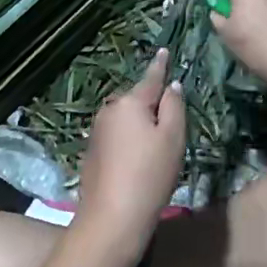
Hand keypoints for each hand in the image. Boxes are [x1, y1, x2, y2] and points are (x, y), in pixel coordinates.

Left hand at [74, 49, 184, 246]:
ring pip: (125, 117)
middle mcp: (109, 109)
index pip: (150, 78)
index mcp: (129, 101)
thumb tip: (171, 85)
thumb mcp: (173, 138)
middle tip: (172, 123)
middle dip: (151, 103)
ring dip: (139, 123)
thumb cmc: (150, 174)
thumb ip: (174, 106)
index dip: (160, 65)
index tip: (164, 50)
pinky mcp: (92, 150)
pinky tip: (137, 159)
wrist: (112, 215)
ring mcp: (97, 130)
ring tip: (156, 147)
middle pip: (136, 99)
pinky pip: (116, 135)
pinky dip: (128, 139)